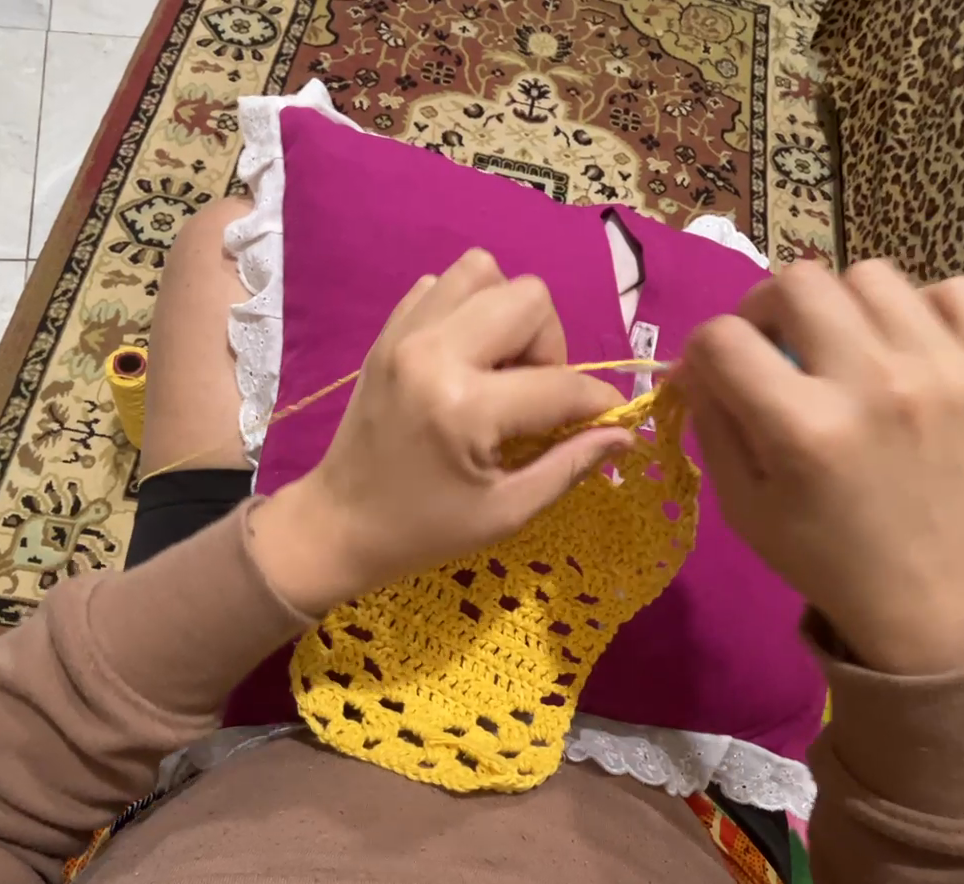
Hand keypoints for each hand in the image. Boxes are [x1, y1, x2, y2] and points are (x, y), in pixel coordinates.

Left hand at [251, 249, 632, 612]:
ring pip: (484, 272)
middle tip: (535, 395)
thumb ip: (569, 466)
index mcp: (464, 408)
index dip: (598, 402)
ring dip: (509, 315)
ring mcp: (404, 334)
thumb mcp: (504, 513)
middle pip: (529, 297)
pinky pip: (442, 285)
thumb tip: (624, 432)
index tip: (606, 419)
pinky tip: (465, 358)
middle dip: (550, 346)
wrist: (338, 523)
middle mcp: (434, 352)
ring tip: (500, 369)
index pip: (560, 384)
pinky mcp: (386, 332)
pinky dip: (467, 310)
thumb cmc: (423, 530)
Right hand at [678, 260, 963, 674]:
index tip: (714, 370)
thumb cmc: (819, 556)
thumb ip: (712, 422)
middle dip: (764, 308)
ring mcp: (948, 372)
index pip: (723, 338)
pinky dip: (918, 311)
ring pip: (872, 275)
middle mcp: (875, 385)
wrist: (931, 598)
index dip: (702, 349)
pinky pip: (955, 291)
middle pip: (797, 280)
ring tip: (843, 351)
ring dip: (839, 307)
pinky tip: (906, 354)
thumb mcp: (740, 503)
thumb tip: (694, 362)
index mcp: (801, 429)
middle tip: (773, 345)